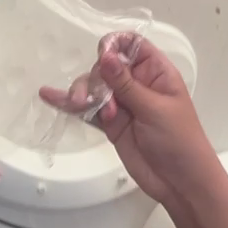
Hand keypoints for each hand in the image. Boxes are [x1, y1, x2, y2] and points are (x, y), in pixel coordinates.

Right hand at [40, 33, 218, 209]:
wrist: (179, 182)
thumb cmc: (179, 141)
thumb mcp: (154, 109)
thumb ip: (126, 84)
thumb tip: (106, 55)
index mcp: (155, 72)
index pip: (132, 45)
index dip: (115, 45)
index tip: (103, 57)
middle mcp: (136, 84)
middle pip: (106, 66)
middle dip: (95, 78)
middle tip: (93, 99)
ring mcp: (121, 104)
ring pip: (94, 87)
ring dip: (83, 93)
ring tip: (79, 107)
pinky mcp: (109, 124)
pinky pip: (87, 109)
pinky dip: (69, 104)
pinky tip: (49, 95)